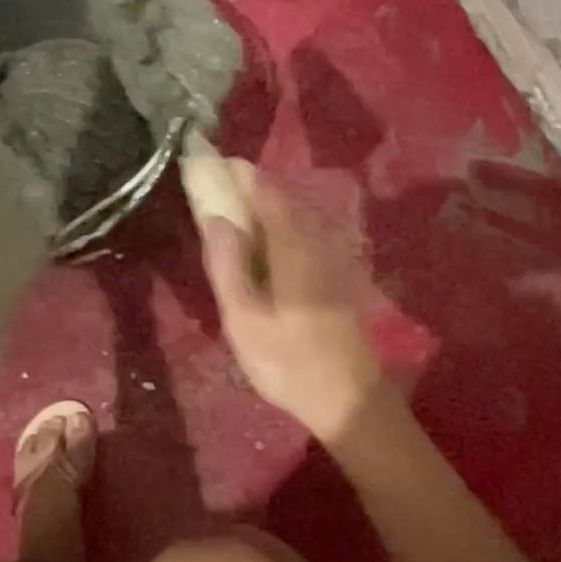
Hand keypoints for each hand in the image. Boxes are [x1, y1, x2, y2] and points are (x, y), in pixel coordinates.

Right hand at [199, 168, 382, 440]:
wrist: (349, 398)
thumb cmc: (289, 362)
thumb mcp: (244, 320)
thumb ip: (228, 265)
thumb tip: (217, 217)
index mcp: (294, 245)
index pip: (265, 191)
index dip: (238, 174)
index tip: (211, 163)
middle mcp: (319, 240)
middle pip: (284, 199)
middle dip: (251, 187)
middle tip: (218, 186)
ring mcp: (334, 257)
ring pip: (298, 216)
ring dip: (268, 205)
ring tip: (237, 211)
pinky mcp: (340, 275)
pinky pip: (308, 233)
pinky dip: (284, 226)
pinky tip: (269, 244)